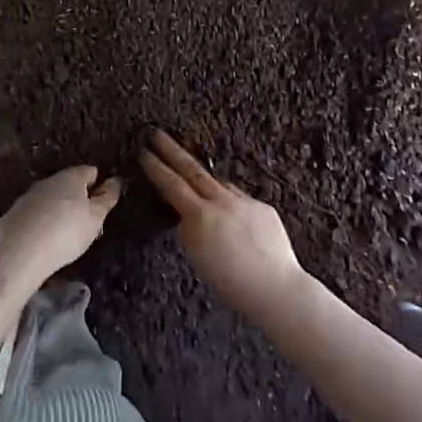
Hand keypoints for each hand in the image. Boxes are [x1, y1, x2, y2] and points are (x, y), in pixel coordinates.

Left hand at [0, 166, 121, 290]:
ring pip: (49, 198)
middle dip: (77, 198)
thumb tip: (115, 180)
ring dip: (58, 209)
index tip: (102, 202)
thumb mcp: (95, 218)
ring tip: (64, 233)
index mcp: (71, 178)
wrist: (20, 254)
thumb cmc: (66, 233)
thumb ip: (107, 198)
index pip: (89, 171)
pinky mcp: (12, 214)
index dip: (98, 184)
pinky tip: (42, 239)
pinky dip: (40, 221)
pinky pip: (33, 213)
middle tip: (86, 221)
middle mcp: (48, 181)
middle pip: (68, 184)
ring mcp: (27, 197)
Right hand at [140, 130, 306, 316]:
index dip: (156, 168)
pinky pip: (240, 198)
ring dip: (204, 180)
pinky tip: (230, 218)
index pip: (172, 185)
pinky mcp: (262, 207)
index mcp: (202, 216)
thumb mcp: (199, 256)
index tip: (145, 152)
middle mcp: (223, 202)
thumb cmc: (233, 283)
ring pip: (218, 184)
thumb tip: (185, 211)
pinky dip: (230, 204)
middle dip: (173, 151)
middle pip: (193, 170)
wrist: (276, 287)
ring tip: (192, 178)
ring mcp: (244, 201)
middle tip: (158, 134)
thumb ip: (189, 228)